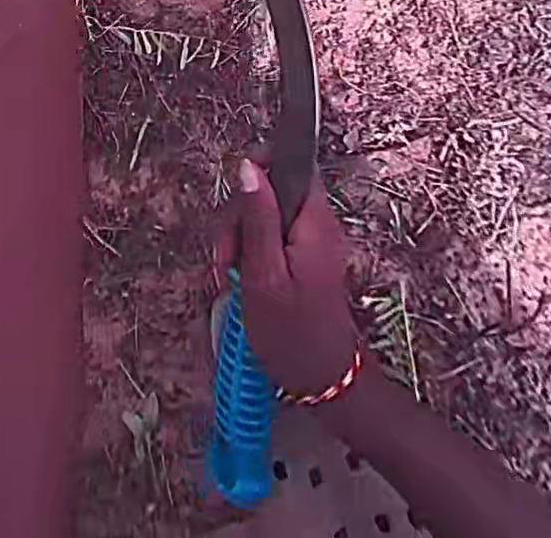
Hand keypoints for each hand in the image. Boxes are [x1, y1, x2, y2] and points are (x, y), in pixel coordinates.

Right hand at [212, 158, 360, 394]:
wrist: (322, 383)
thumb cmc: (291, 332)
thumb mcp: (264, 274)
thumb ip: (257, 218)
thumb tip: (249, 167)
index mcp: (314, 223)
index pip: (294, 167)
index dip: (263, 167)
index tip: (237, 194)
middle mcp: (316, 225)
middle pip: (271, 192)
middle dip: (240, 216)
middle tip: (228, 253)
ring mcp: (310, 242)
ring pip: (264, 215)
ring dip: (239, 237)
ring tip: (231, 271)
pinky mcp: (302, 257)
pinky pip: (269, 236)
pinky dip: (249, 251)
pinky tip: (239, 276)